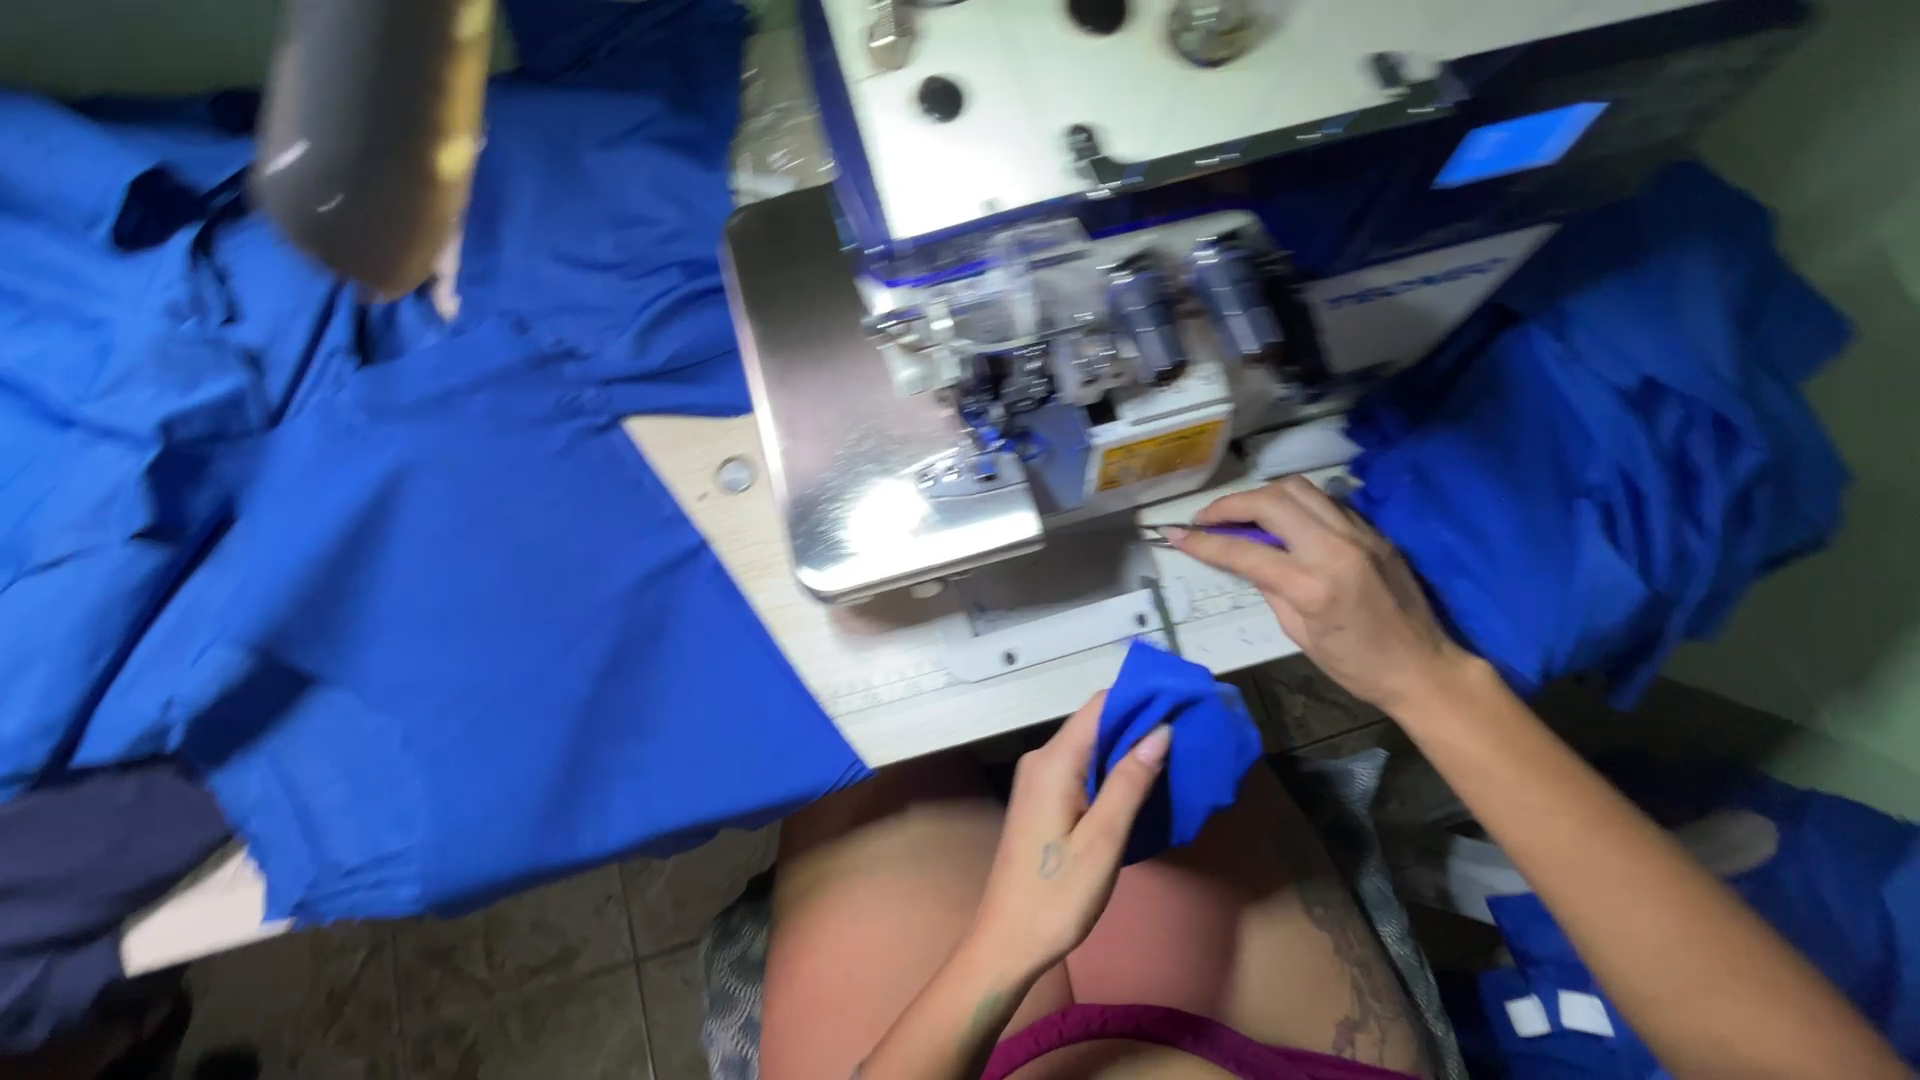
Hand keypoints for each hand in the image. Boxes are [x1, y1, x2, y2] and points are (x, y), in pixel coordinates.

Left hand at [969, 693, 1169, 975]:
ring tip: (1177, 752)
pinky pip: (1083, 769)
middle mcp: (1042, 760)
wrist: (1008, 940)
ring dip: (1129, 748)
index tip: (1181, 700)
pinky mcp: (1044, 800)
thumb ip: (1130, 781)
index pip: (1099, 706)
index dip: (1140, 698)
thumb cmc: (1056, 895)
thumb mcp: (1103, 840)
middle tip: (1189, 729)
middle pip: (1096, 724)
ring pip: (1091, 747)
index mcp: (1053, 762)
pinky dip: (1113, 769)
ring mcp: (1039, 780)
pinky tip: (1143, 782)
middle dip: (1140, 723)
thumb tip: (1160, 731)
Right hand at [1163, 476, 1469, 712]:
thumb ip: (1271, 588)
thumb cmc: (1357, 666)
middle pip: (1271, 501)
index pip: (1244, 551)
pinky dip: (1295, 504)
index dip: (1204, 541)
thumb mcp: (1299, 634)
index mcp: (1313, 584)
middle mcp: (1335, 548)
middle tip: (1206, 518)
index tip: (1175, 534)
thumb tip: (1247, 560)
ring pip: (1299, 489)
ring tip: (1242, 513)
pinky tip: (1282, 522)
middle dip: (1230, 504)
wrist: (1424, 667)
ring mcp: (1359, 534)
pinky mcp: (1373, 532)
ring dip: (1262, 496)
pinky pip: (1325, 502)